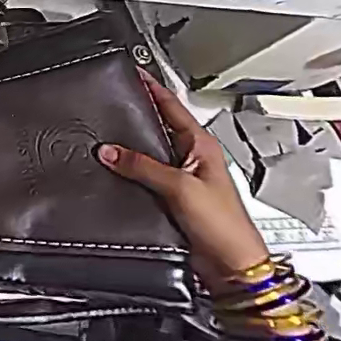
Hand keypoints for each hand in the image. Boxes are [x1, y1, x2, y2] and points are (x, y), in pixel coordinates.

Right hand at [98, 69, 269, 285]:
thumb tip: (110, 151)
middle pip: (158, 126)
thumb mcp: (180, 187)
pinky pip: (146, 177)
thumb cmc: (225, 226)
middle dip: (136, 115)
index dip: (152, 87)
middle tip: (113, 100)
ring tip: (107, 134)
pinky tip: (116, 170)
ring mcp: (182, 178)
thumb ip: (143, 166)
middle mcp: (191, 157)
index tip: (133, 72)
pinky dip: (131, 172)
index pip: (171, 105)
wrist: (233, 268)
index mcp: (201, 144)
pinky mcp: (172, 198)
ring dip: (131, 147)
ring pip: (149, 153)